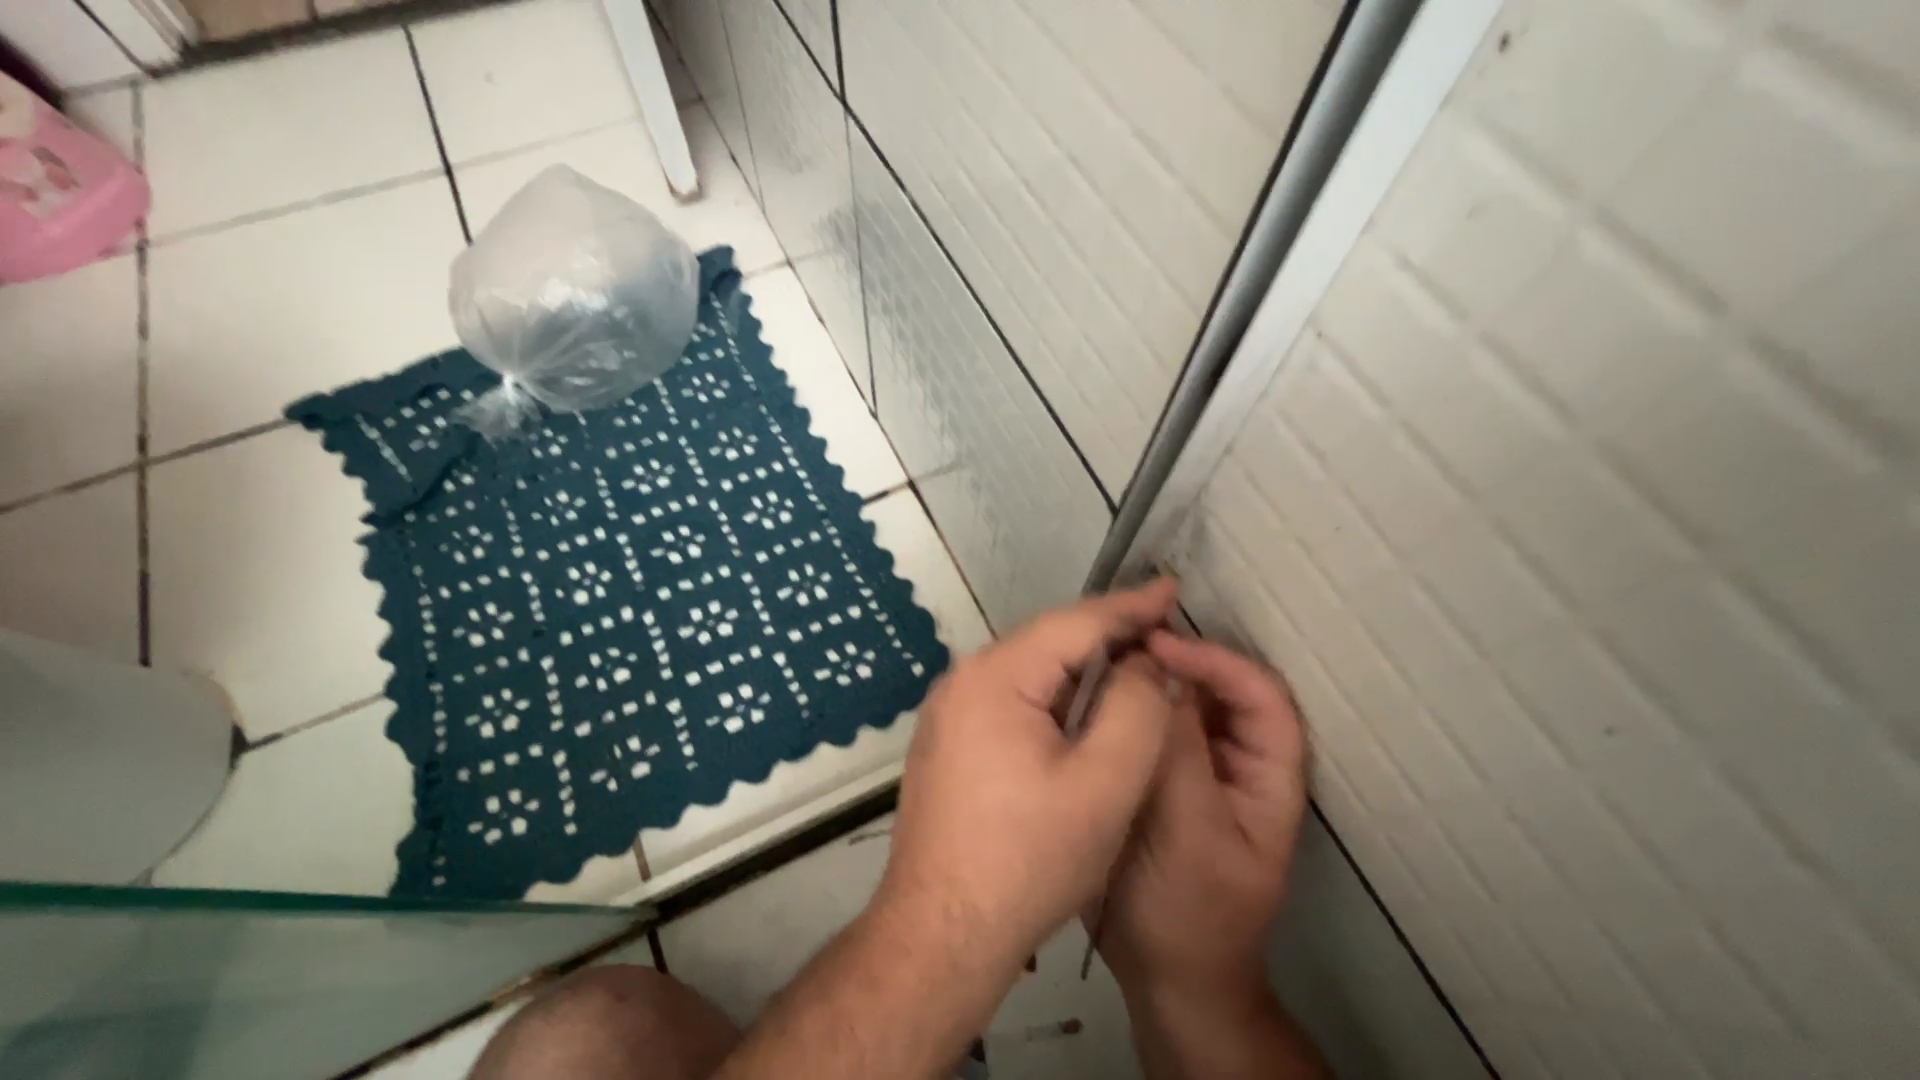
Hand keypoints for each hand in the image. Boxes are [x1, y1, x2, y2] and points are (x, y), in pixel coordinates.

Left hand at [876, 579, 1182, 972]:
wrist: (941, 930)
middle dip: (1107, 633)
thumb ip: (1137, 709)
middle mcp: (961, 681)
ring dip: (1082, 667)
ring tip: (1134, 659)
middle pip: (1048, 642)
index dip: (1130, 606)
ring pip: (1030, 672)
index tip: (1173, 588)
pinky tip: (1083, 709)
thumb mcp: (1106, 784)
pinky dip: (1054, 697)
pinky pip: (1011, 701)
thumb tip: (1145, 661)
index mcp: (995, 677)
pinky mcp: (948, 743)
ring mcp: (947, 713)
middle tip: (1162, 625)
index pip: (1075, 623)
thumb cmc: (1029, 859)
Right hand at [1097, 632, 1308, 1000]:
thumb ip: (1178, 752)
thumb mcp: (1189, 831)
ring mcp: (1195, 771)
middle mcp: (1236, 762)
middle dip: (1175, 660)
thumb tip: (1156, 674)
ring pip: (1179, 707)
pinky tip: (1088, 698)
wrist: (1165, 980)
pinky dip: (1124, 709)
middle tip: (1118, 643)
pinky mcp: (1156, 781)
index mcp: (1267, 774)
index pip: (1259, 695)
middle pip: (1218, 691)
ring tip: (1099, 660)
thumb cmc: (1190, 912)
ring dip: (1147, 680)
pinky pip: (1146, 732)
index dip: (1215, 662)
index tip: (1156, 646)